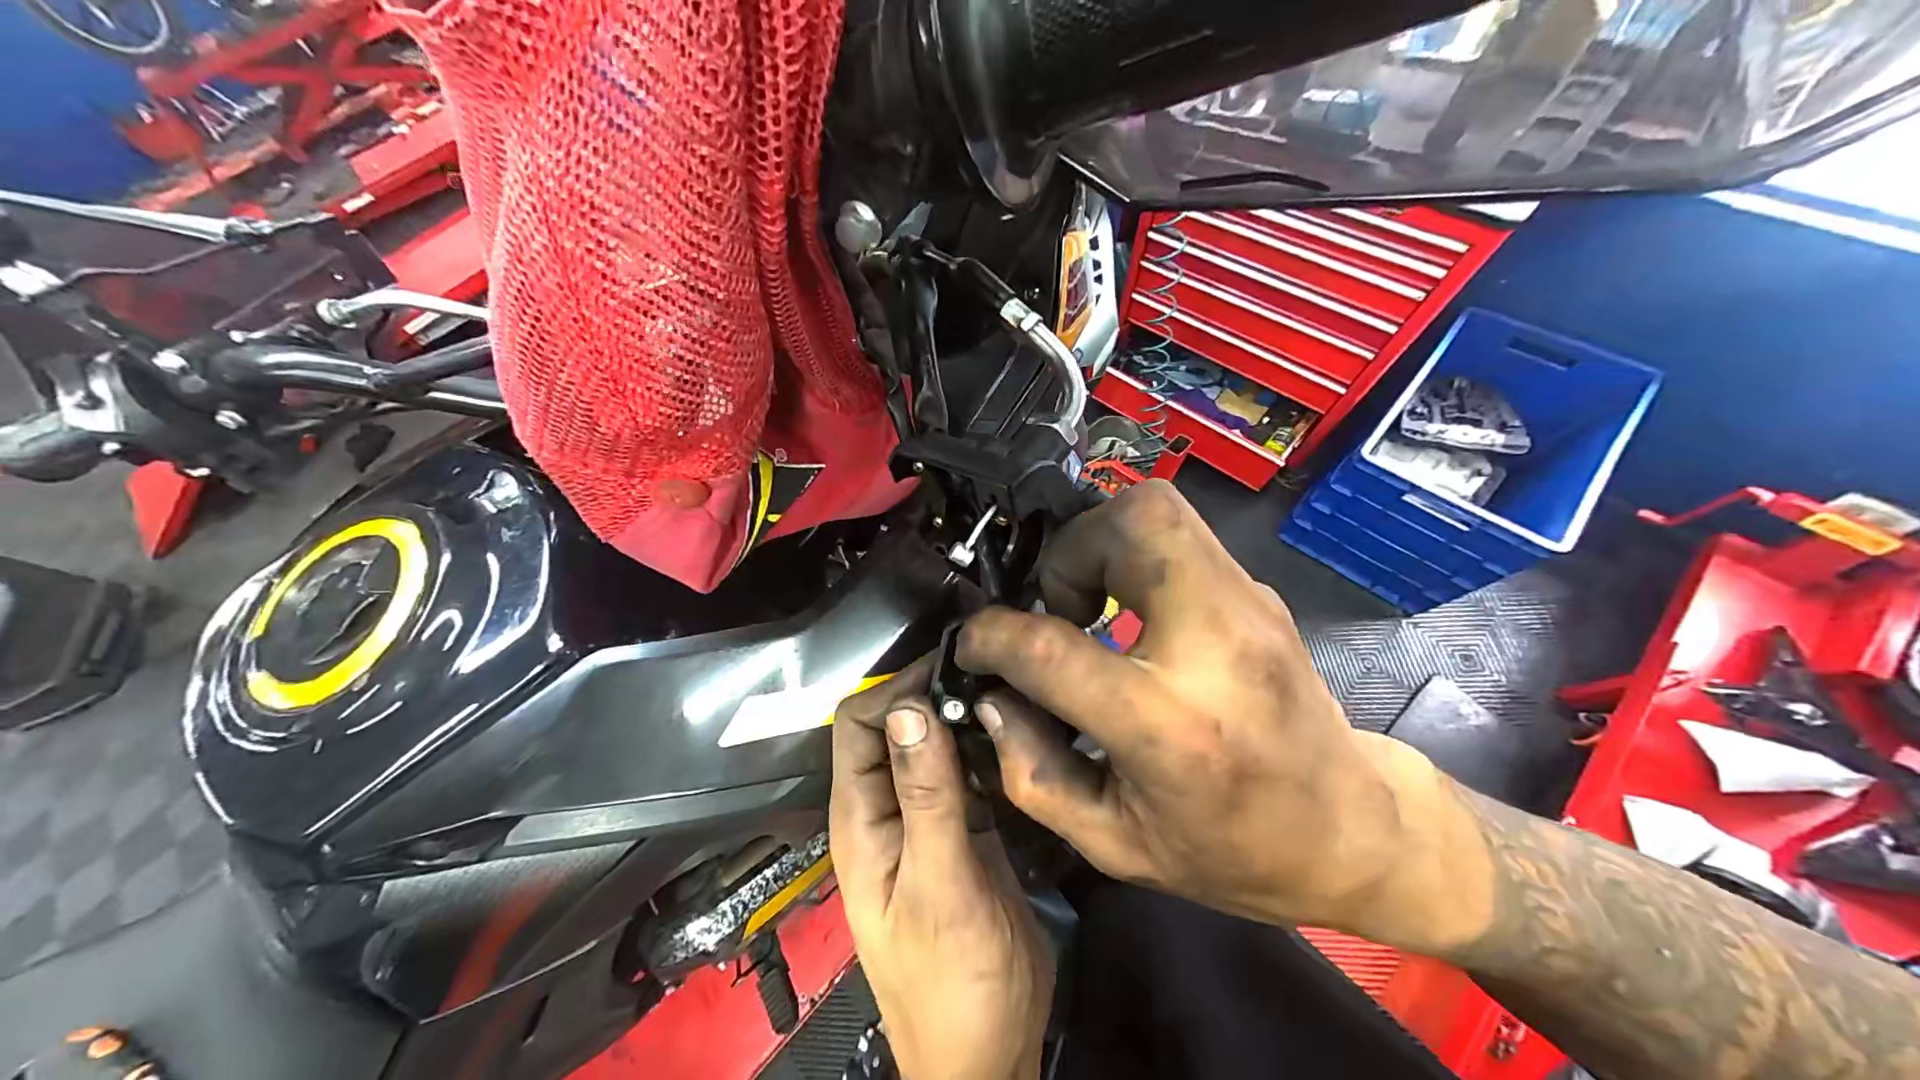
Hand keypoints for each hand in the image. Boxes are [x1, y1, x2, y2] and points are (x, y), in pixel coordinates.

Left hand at [830, 657, 1054, 1079]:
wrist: (988, 1053)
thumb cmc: (951, 982)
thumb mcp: (937, 886)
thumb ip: (926, 798)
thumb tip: (911, 708)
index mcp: (861, 818)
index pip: (857, 725)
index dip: (895, 690)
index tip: (950, 667)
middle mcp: (888, 808)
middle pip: (897, 728)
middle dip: (934, 695)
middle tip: (990, 670)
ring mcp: (929, 818)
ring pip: (936, 747)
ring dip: (964, 719)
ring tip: (1009, 691)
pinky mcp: (966, 831)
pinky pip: (969, 774)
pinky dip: (987, 750)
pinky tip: (1018, 733)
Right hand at [955, 481, 1494, 952]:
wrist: (1353, 833)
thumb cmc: (1232, 852)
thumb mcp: (1113, 843)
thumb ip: (1032, 771)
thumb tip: (993, 694)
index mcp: (1168, 726)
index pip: (1051, 646)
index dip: (991, 636)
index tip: (975, 644)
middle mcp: (1214, 645)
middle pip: (1129, 523)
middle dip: (1067, 550)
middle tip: (1057, 605)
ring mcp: (1247, 605)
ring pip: (1157, 507)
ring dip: (1101, 542)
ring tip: (1090, 603)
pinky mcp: (1256, 592)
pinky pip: (1180, 536)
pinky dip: (1135, 554)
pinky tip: (1130, 612)